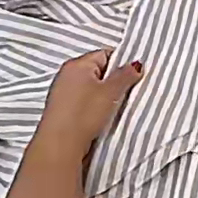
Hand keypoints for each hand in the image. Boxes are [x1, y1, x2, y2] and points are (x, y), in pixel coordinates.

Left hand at [29, 48, 142, 162]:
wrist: (61, 143)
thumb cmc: (84, 113)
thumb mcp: (111, 92)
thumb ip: (126, 75)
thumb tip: (136, 64)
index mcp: (77, 64)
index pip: (105, 54)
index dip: (121, 63)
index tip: (134, 76)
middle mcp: (67, 74)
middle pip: (98, 71)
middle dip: (114, 81)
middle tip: (128, 92)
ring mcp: (63, 92)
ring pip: (92, 87)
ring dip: (105, 95)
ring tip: (116, 106)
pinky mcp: (63, 108)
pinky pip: (84, 100)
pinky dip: (95, 105)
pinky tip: (102, 116)